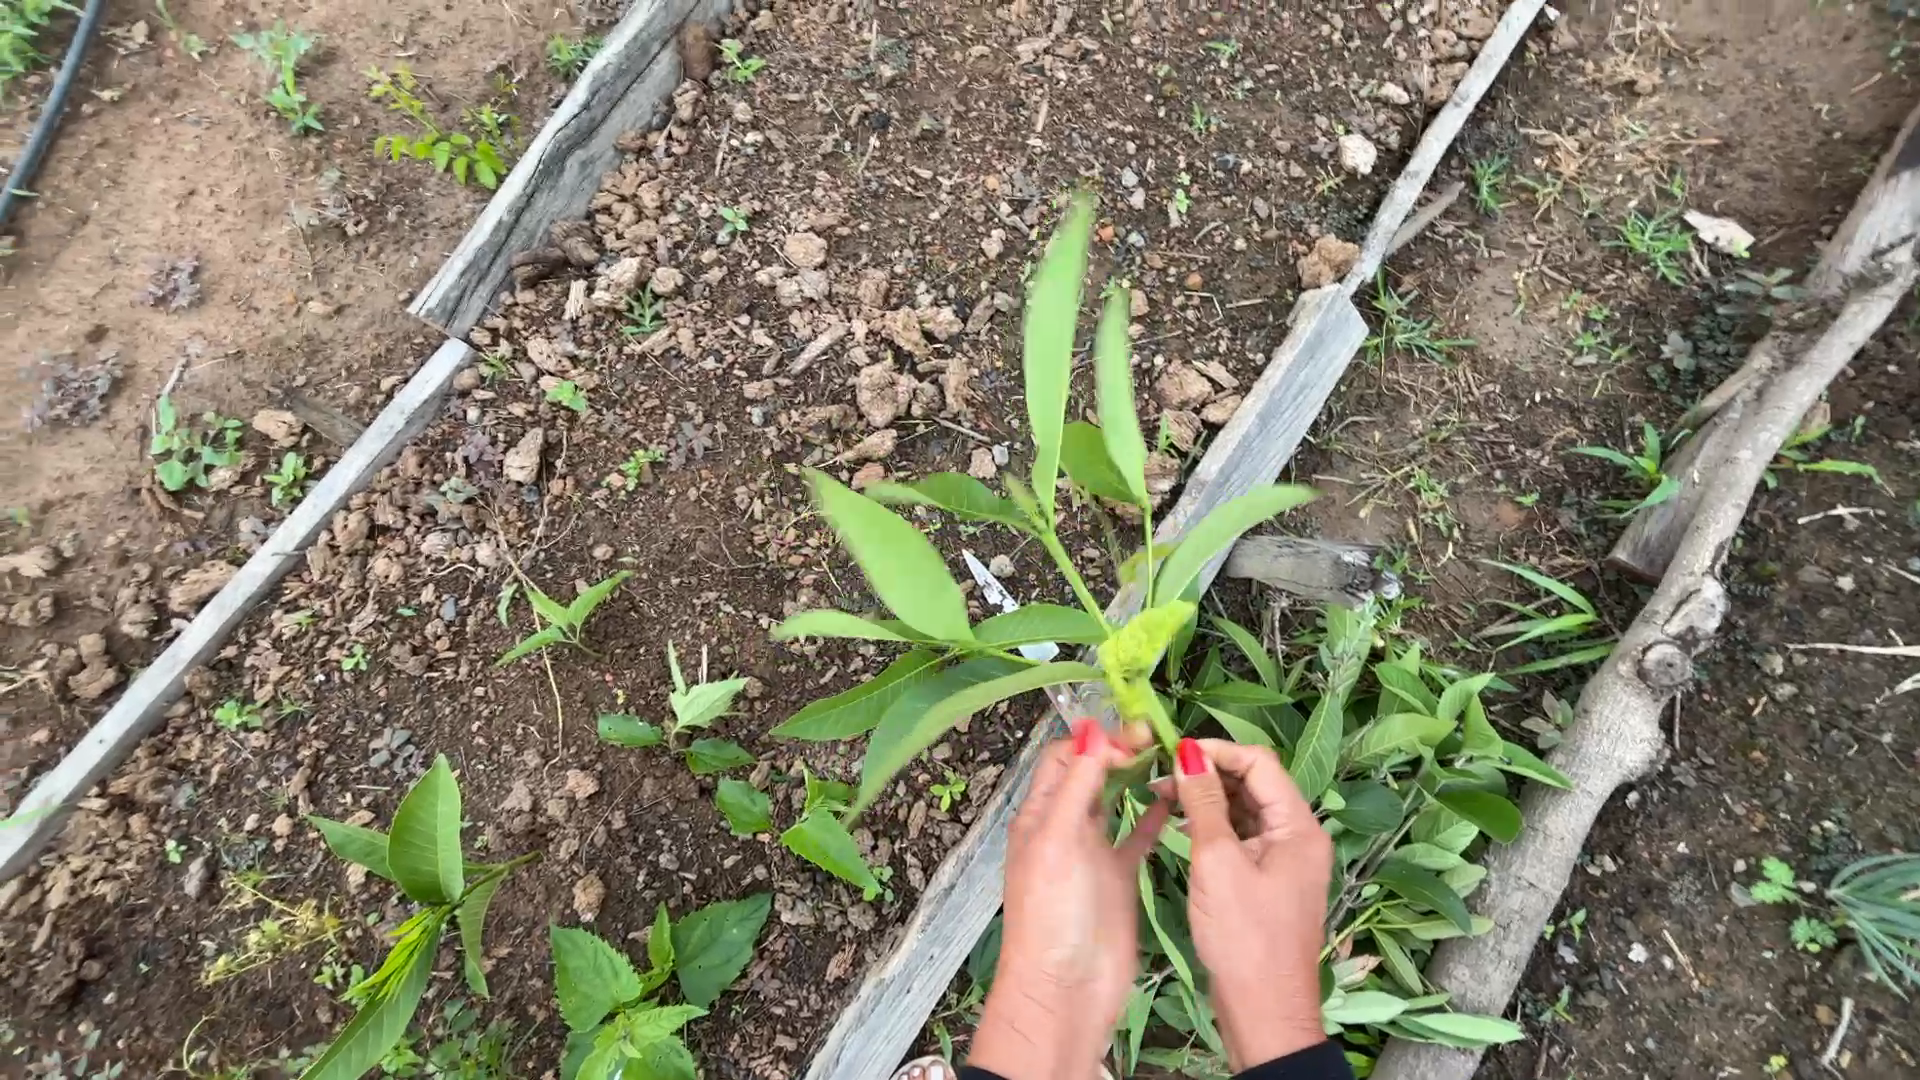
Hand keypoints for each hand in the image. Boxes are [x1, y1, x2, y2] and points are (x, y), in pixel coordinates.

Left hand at [968, 721, 1169, 1079]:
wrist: (1067, 990)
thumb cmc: (1051, 911)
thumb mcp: (1057, 839)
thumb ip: (1076, 785)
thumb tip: (1092, 731)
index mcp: (1039, 813)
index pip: (1063, 759)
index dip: (1092, 741)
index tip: (1127, 736)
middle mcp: (1064, 826)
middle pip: (1089, 774)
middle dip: (1116, 750)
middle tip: (1153, 736)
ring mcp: (1093, 851)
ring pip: (1113, 800)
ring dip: (1133, 776)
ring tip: (1165, 755)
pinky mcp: (1119, 875)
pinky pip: (1137, 835)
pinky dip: (1153, 814)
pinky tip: (1173, 797)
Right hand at [1171, 737, 1331, 1070]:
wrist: (1263, 1014)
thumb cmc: (1243, 936)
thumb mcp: (1216, 861)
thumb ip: (1203, 801)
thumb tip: (1187, 752)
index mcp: (1298, 827)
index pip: (1258, 763)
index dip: (1216, 751)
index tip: (1172, 752)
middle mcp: (1297, 835)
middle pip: (1252, 782)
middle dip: (1207, 772)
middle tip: (1160, 775)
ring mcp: (1282, 857)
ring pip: (1242, 806)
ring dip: (1204, 796)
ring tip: (1161, 794)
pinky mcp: (1266, 876)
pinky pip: (1239, 833)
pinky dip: (1210, 822)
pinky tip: (1179, 822)